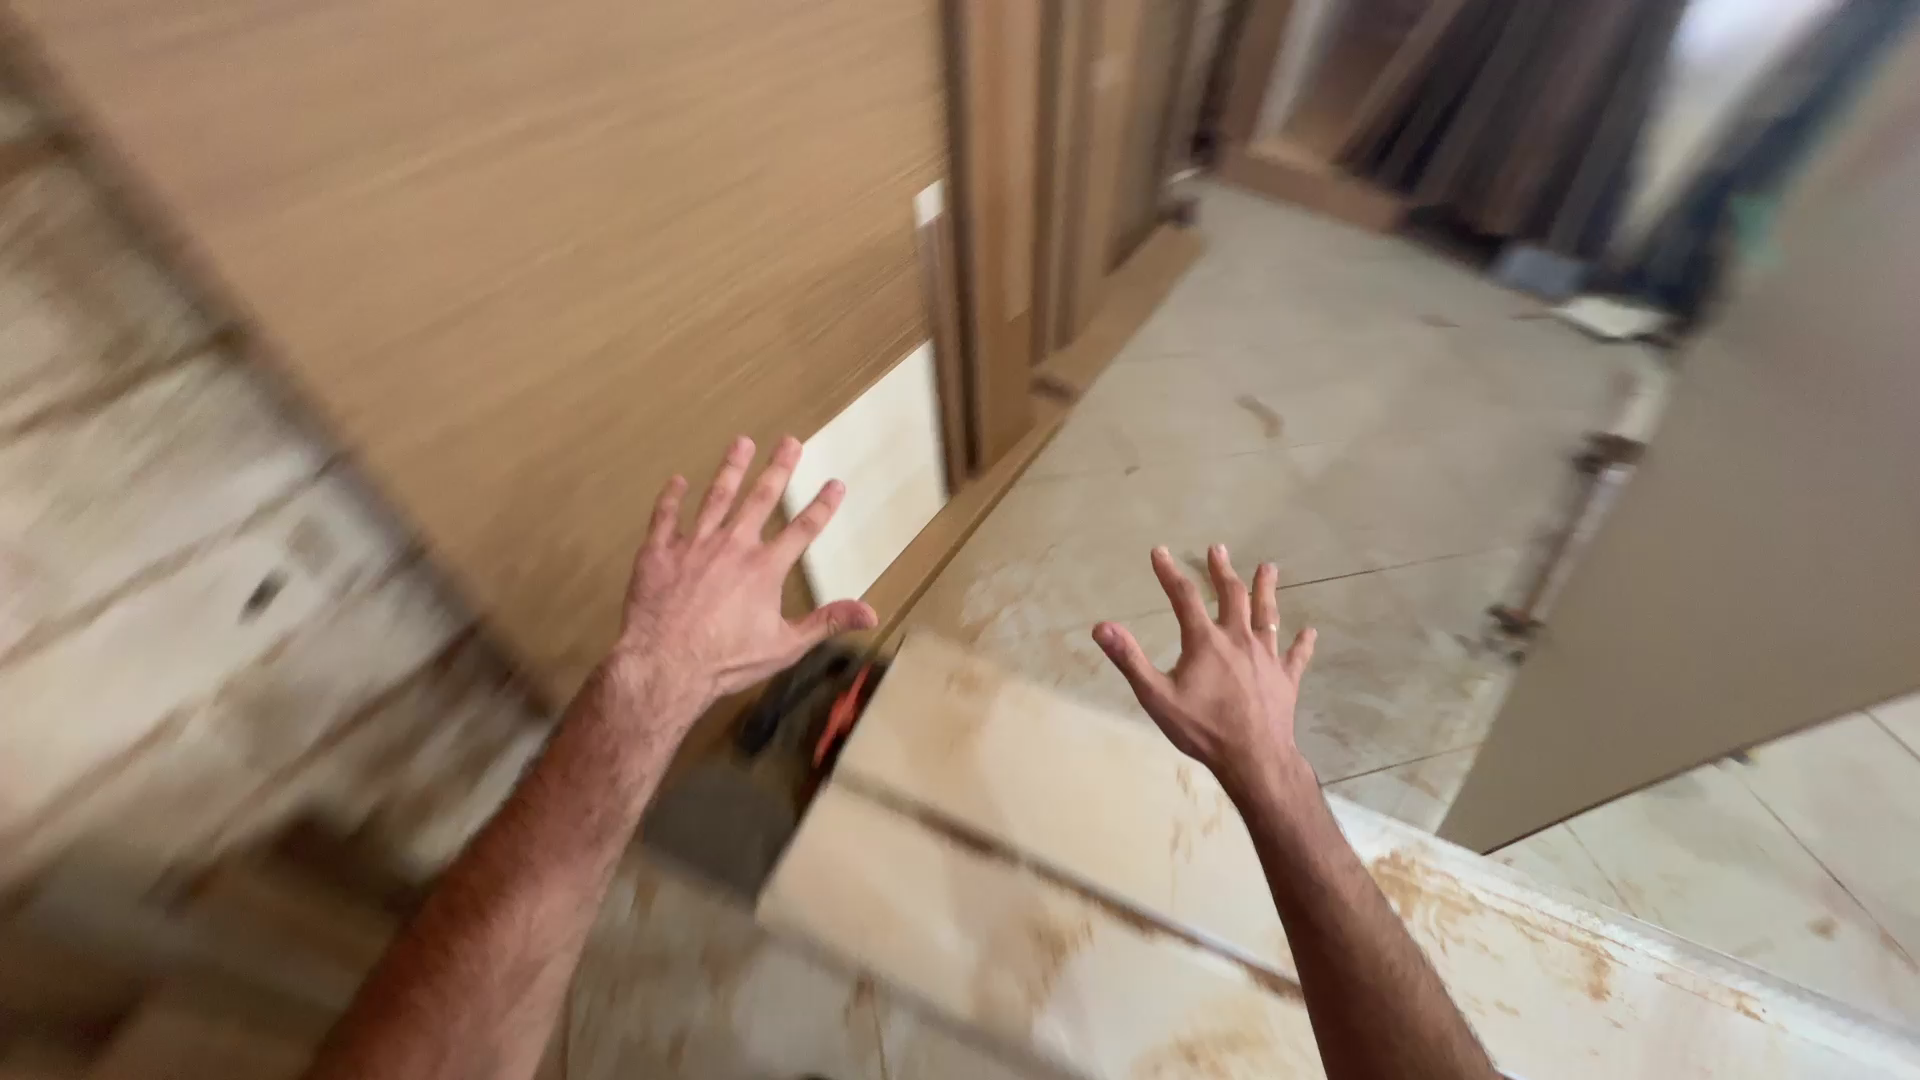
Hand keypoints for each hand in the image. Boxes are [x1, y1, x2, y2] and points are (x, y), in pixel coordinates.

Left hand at [613, 434, 877, 712]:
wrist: (664, 666)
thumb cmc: (727, 660)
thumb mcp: (786, 646)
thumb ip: (827, 622)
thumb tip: (872, 615)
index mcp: (765, 568)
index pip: (803, 529)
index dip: (823, 505)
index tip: (836, 483)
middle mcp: (733, 546)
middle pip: (760, 498)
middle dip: (778, 468)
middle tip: (789, 441)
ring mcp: (694, 545)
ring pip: (716, 497)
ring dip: (730, 469)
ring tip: (741, 442)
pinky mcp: (659, 552)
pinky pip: (665, 517)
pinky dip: (671, 497)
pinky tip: (677, 481)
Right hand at [1094, 545, 1315, 793]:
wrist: (1254, 760)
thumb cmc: (1202, 729)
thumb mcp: (1156, 696)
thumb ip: (1129, 659)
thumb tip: (1102, 627)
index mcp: (1205, 641)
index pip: (1184, 596)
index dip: (1169, 572)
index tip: (1159, 552)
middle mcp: (1238, 639)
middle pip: (1232, 595)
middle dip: (1222, 570)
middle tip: (1218, 549)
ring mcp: (1267, 657)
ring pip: (1268, 614)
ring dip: (1266, 589)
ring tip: (1268, 567)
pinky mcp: (1286, 678)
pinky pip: (1296, 655)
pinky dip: (1302, 642)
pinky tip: (1309, 631)